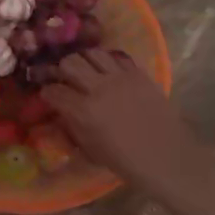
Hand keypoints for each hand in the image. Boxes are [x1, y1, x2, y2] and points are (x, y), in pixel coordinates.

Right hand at [39, 49, 214, 202]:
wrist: (168, 158)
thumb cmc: (126, 161)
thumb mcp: (89, 149)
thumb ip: (71, 125)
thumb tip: (62, 111)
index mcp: (84, 111)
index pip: (53, 91)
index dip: (46, 93)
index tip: (48, 96)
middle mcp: (99, 88)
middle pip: (69, 63)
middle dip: (61, 70)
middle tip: (64, 78)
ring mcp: (121, 78)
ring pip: (92, 53)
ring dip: (84, 60)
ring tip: (85, 70)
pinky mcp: (139, 75)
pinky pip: (117, 58)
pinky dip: (108, 61)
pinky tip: (108, 71)